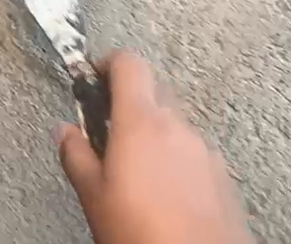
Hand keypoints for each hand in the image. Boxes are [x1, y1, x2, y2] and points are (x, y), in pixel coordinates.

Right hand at [57, 52, 251, 243]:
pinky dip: (176, 158)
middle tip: (108, 131)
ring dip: (154, 132)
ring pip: (174, 122)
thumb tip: (66, 131)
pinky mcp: (224, 179)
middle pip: (153, 90)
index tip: (93, 80)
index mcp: (142, 122)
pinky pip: (194, 151)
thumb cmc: (142, 235)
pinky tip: (165, 192)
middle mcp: (178, 127)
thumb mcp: (93, 195)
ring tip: (137, 170)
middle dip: (129, 102)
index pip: (129, 63)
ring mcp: (206, 152)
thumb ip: (75, 154)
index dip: (108, 64)